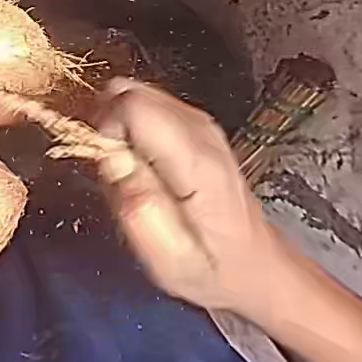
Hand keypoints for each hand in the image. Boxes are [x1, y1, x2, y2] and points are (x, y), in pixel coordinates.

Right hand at [94, 78, 300, 316]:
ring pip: (136, 94)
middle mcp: (202, 130)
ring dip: (117, 127)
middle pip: (131, 92)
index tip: (107, 166)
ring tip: (127, 172)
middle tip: (113, 171)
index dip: (106, 129)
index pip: (134, 105)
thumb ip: (135, 207)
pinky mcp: (197, 123)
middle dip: (107, 125)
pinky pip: (147, 104)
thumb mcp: (167, 259)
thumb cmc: (210, 269)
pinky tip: (140, 163)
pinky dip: (130, 127)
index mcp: (196, 162)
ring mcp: (201, 122)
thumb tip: (111, 158)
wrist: (256, 264)